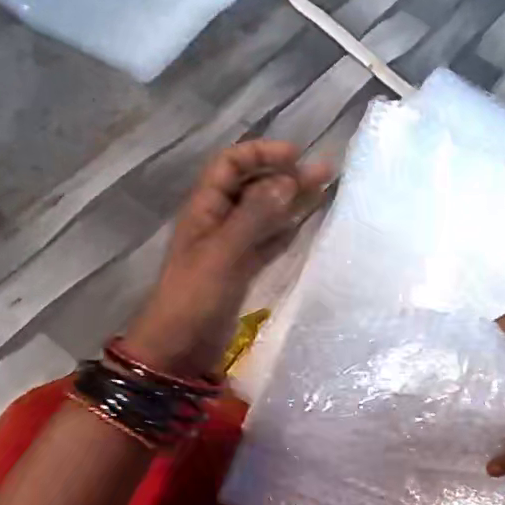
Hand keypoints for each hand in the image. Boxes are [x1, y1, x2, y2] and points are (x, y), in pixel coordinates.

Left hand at [125, 140, 331, 374]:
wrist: (178, 350)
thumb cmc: (193, 299)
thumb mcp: (223, 255)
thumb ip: (253, 218)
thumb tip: (287, 181)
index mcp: (204, 209)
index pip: (231, 165)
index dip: (261, 154)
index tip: (297, 155)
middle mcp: (217, 223)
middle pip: (253, 188)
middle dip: (285, 176)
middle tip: (325, 172)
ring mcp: (231, 249)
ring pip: (264, 216)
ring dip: (291, 202)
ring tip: (325, 191)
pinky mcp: (242, 273)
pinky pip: (268, 243)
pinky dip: (286, 232)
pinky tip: (306, 225)